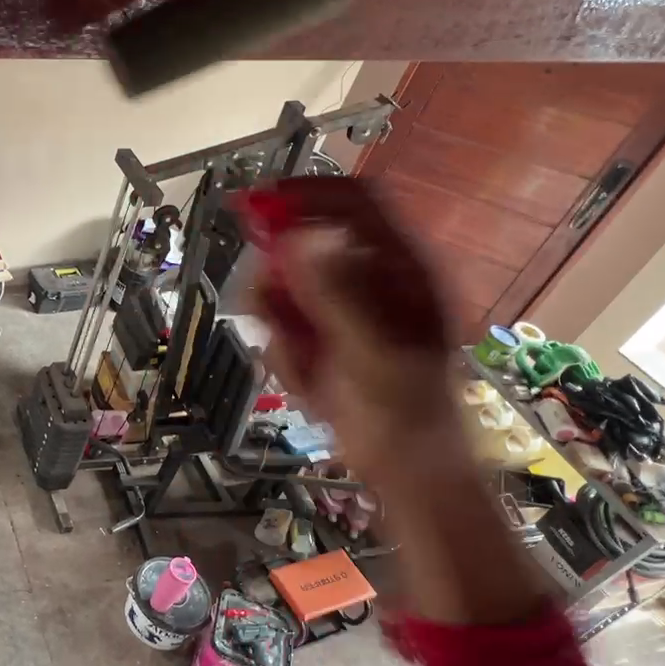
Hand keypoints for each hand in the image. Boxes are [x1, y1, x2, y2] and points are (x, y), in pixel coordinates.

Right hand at [249, 178, 544, 624]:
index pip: (355, 202)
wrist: (407, 471)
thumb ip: (334, 292)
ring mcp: (348, 308)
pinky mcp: (326, 336)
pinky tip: (305, 380)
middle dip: (279, 276)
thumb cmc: (406, 412)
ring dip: (278, 321)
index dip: (306, 194)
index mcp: (405, 268)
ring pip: (288, 286)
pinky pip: (285, 323)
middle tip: (265, 304)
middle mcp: (375, 278)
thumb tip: (301, 237)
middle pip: (308, 244)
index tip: (258, 205)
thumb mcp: (370, 350)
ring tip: (296, 362)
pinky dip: (283, 350)